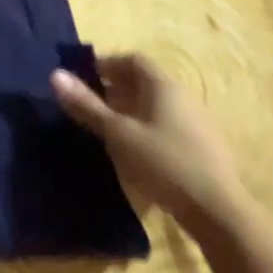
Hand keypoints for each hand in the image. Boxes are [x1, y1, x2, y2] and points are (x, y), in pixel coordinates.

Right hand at [51, 53, 248, 229]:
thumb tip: (54, 74)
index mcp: (164, 87)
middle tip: (89, 104)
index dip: (105, 64)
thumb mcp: (117, 134)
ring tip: (107, 127)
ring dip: (129, 109)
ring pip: (156, 104)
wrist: (218, 212)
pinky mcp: (202, 147)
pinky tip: (135, 149)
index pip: (133, 59)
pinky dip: (145, 126)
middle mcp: (184, 98)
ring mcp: (197, 123)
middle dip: (114, 87)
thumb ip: (86, 105)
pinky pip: (167, 124)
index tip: (83, 79)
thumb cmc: (164, 163)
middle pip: (145, 81)